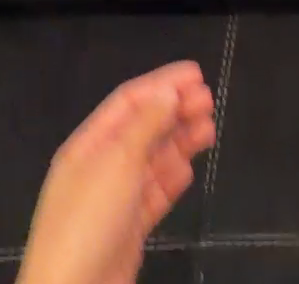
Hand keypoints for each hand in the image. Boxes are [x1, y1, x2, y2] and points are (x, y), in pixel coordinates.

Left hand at [18, 61, 216, 283]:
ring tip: (209, 132)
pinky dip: (172, 177)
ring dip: (180, 141)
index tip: (197, 74)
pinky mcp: (129, 224)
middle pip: (144, 127)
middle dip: (176, 110)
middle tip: (209, 101)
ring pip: (154, 157)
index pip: (129, 101)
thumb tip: (169, 90)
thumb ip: (146, 124)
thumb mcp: (118, 163)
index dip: (162, 84)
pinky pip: (155, 191)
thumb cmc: (89, 221)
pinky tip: (188, 171)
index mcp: (89, 146)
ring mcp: (115, 197)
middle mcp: (101, 166)